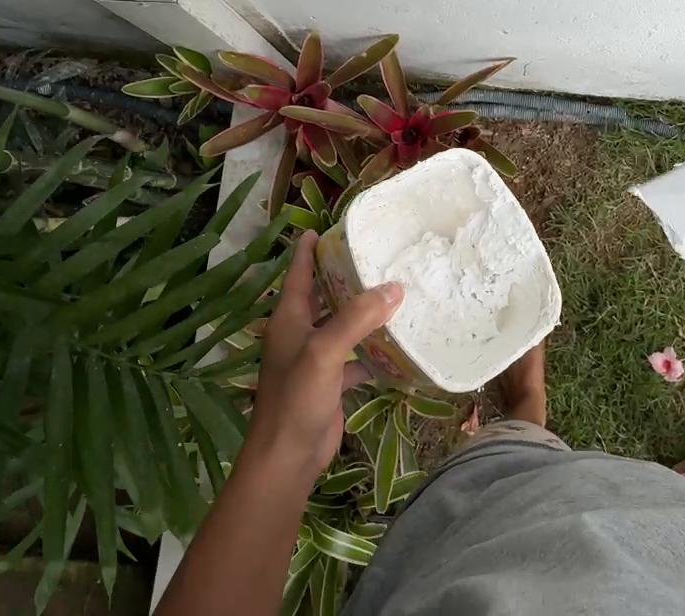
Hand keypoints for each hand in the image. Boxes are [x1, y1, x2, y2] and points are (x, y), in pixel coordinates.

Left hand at [243, 231, 402, 482]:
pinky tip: (398, 343)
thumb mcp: (326, 351)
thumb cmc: (296, 398)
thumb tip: (395, 287)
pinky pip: (355, 355)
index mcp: (289, 318)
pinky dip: (374, 349)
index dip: (309, 248)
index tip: (326, 226)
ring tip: (395, 291)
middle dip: (345, 275)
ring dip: (363, 311)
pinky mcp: (330, 382)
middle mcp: (300, 333)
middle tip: (376, 254)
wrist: (287, 458)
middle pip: (323, 295)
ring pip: (342, 325)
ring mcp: (315, 359)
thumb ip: (358, 318)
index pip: (298, 272)